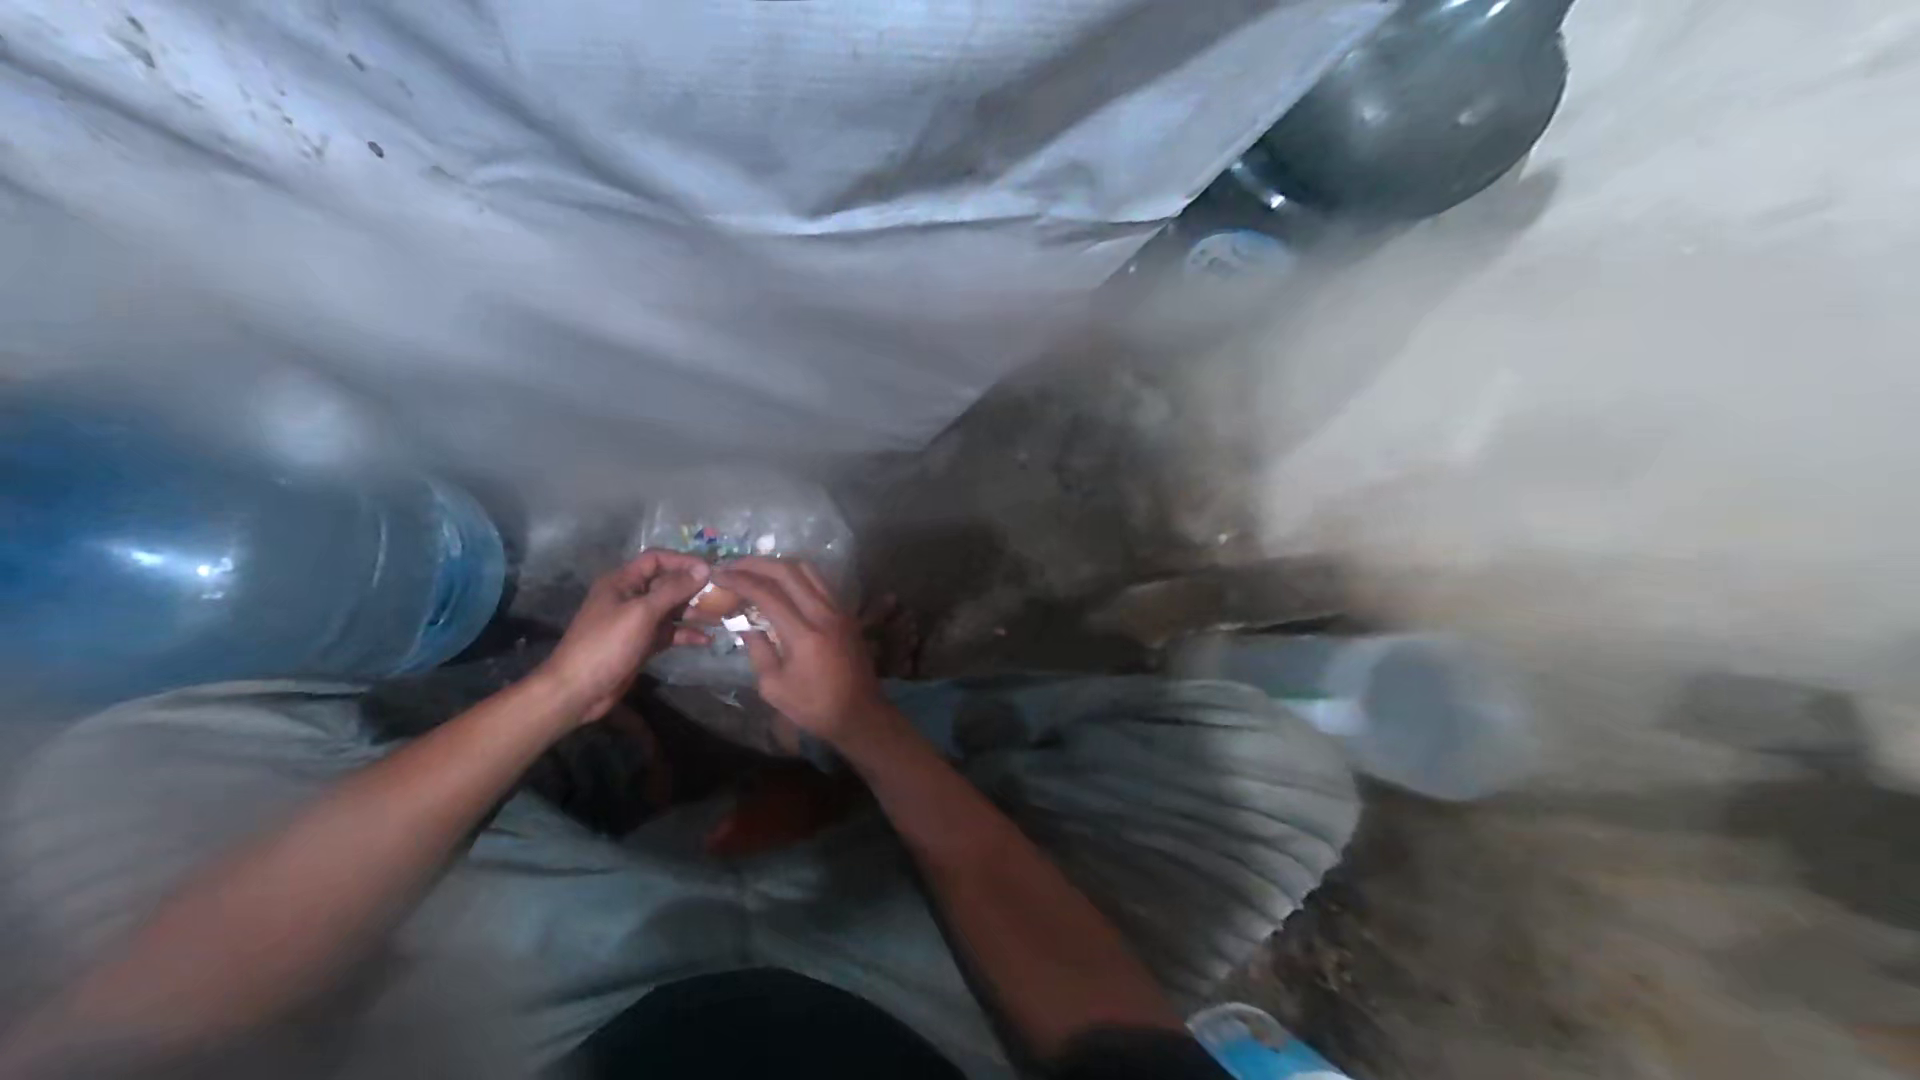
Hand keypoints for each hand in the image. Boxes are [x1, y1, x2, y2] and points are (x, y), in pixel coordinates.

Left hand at [538, 551, 711, 721]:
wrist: (578, 690)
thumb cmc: (607, 644)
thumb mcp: (642, 613)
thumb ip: (674, 590)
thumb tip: (704, 569)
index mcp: (622, 582)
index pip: (656, 560)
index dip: (683, 562)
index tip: (711, 571)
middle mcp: (630, 597)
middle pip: (668, 584)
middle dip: (694, 588)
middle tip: (723, 595)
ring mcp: (637, 621)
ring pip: (672, 609)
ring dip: (695, 612)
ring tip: (722, 617)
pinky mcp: (643, 643)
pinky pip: (670, 632)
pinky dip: (687, 634)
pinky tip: (707, 640)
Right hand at [713, 558, 902, 750]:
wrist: (860, 713)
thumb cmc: (814, 707)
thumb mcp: (774, 687)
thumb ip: (758, 650)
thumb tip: (746, 625)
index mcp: (804, 634)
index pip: (768, 594)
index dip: (740, 580)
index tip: (719, 575)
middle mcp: (825, 614)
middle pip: (789, 572)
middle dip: (757, 563)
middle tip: (733, 564)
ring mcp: (840, 610)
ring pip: (809, 571)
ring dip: (779, 565)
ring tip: (755, 568)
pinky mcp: (847, 613)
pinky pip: (821, 583)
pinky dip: (798, 576)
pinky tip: (781, 582)